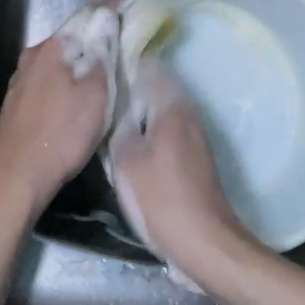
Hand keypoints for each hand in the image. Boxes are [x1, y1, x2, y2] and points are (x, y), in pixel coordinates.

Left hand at [0, 1, 121, 216]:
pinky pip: (51, 77)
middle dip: (100, 34)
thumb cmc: (61, 135)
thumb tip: (108, 21)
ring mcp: (22, 79)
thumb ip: (103, 54)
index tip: (136, 3)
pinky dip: (70, 77)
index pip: (87, 15)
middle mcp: (33, 55)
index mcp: (53, 47)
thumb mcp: (95, 94)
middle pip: (73, 35)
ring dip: (84, 58)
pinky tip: (82, 92)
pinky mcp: (18, 101)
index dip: (114, 8)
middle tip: (129, 38)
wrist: (15, 178)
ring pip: (61, 58)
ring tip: (111, 65)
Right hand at [108, 57, 250, 269]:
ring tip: (110, 120)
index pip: (150, 67)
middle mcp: (188, 114)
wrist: (205, 242)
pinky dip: (151, 133)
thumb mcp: (127, 162)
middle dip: (131, 89)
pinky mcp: (196, 158)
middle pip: (156, 89)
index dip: (126, 63)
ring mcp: (195, 137)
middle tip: (100, 95)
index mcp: (172, 107)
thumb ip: (121, 127)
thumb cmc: (162, 198)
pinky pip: (168, 131)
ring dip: (140, 113)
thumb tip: (120, 107)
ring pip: (162, 112)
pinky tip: (132, 147)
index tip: (103, 66)